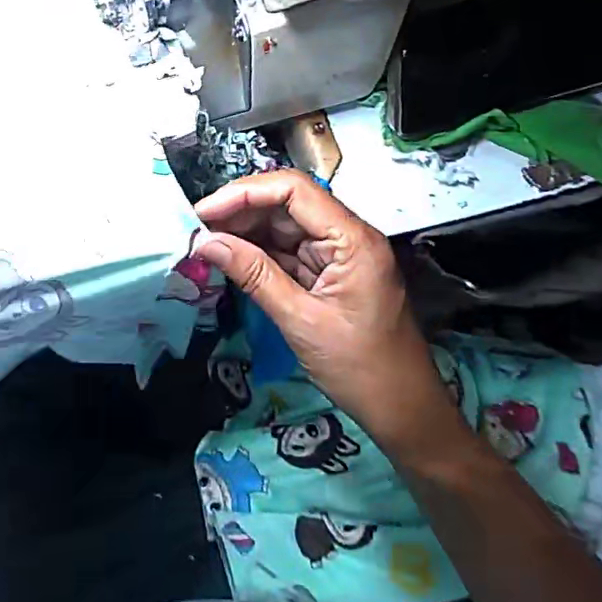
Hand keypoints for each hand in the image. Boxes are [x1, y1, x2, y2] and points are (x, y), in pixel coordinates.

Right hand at [193, 170, 456, 446]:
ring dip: (244, 230)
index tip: (205, 211)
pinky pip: (287, 250)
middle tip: (197, 228)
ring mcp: (338, 254)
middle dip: (240, 211)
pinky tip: (229, 255)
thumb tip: (206, 243)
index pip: (294, 191)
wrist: (404, 411)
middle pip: (287, 203)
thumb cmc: (361, 368)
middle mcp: (347, 236)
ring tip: (206, 240)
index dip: (245, 193)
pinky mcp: (328, 272)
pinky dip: (257, 251)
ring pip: (283, 226)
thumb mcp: (301, 320)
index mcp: (352, 239)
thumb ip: (253, 275)